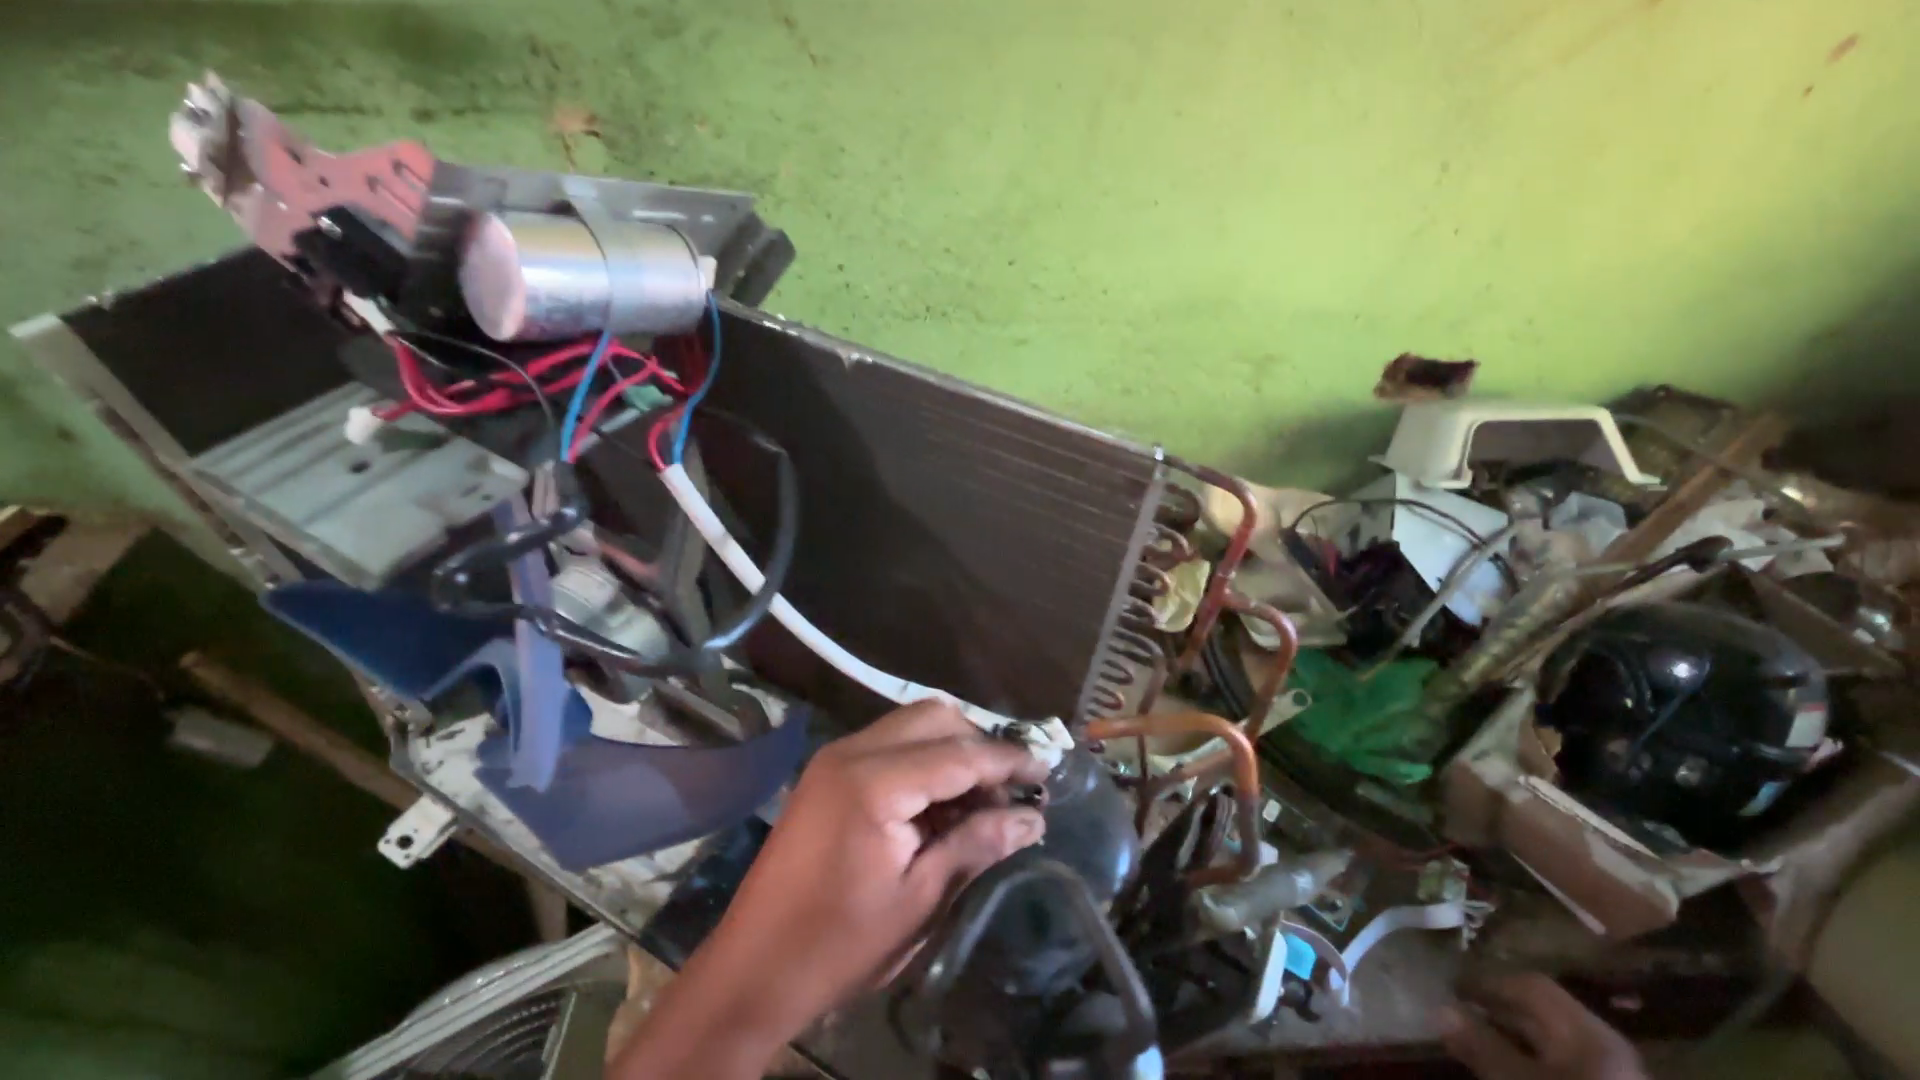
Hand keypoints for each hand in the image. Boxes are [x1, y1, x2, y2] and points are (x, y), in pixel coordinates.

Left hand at [612, 701, 1049, 1078]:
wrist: (754, 967)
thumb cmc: (840, 943)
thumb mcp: (920, 899)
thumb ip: (977, 844)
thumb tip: (1032, 817)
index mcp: (874, 782)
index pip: (959, 752)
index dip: (1008, 761)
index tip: (1048, 773)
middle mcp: (851, 753)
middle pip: (933, 718)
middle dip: (978, 745)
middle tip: (1010, 791)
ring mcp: (833, 760)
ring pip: (910, 726)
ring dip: (951, 750)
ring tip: (981, 801)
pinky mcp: (825, 775)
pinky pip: (887, 746)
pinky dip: (922, 761)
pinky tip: (940, 805)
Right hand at [1438, 974, 1646, 1079]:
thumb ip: (1481, 1046)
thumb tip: (1441, 1010)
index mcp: (1586, 1034)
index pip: (1532, 987)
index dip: (1489, 982)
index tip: (1451, 987)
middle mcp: (1603, 1050)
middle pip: (1545, 1017)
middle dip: (1499, 1012)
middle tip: (1457, 1013)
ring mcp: (1609, 1079)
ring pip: (1553, 1048)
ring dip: (1513, 1041)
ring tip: (1475, 1045)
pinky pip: (1563, 1072)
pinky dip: (1531, 1067)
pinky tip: (1507, 1075)